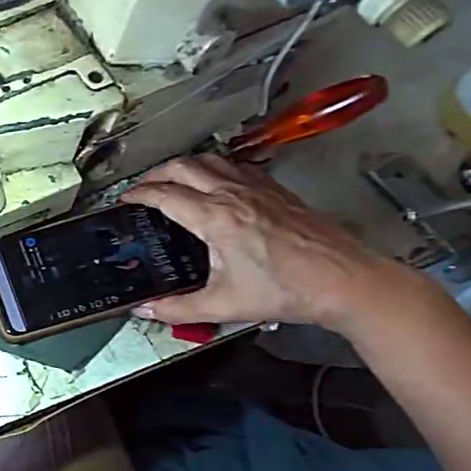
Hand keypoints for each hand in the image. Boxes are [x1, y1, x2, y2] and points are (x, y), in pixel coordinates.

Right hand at [118, 154, 417, 334]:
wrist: (343, 281)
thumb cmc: (291, 289)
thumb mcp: (222, 305)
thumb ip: (176, 309)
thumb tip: (147, 310)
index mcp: (216, 218)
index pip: (164, 194)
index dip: (138, 194)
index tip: (126, 199)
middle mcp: (235, 195)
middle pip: (183, 166)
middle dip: (155, 173)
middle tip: (142, 186)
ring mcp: (258, 189)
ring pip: (211, 159)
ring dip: (185, 165)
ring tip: (172, 177)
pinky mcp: (277, 191)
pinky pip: (238, 166)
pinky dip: (216, 167)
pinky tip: (216, 181)